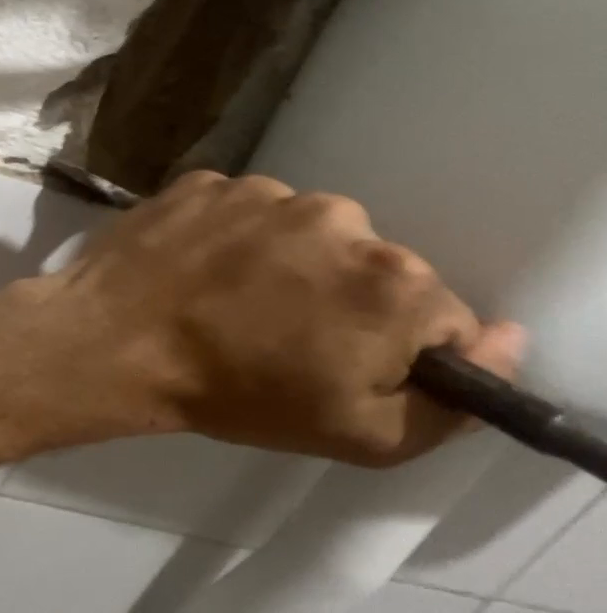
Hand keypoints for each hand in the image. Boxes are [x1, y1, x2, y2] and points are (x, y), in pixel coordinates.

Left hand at [41, 171, 525, 466]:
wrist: (112, 341)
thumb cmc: (237, 391)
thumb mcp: (367, 433)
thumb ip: (456, 398)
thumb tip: (503, 339)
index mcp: (394, 279)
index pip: (436, 316)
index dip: (394, 348)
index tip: (339, 363)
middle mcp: (336, 218)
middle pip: (367, 264)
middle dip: (340, 298)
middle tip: (277, 334)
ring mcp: (259, 192)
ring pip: (302, 232)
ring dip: (282, 260)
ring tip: (230, 300)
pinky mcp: (200, 181)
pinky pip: (238, 210)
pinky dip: (228, 235)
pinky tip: (196, 268)